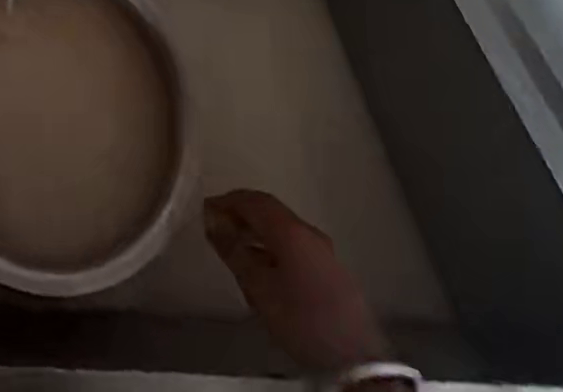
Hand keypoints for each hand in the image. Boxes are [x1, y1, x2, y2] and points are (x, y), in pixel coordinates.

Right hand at [204, 190, 390, 374]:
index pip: (253, 200)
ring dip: (257, 230)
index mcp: (290, 230)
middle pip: (269, 210)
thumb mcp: (258, 287)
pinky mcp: (331, 269)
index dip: (227, 200)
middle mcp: (309, 232)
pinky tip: (262, 264)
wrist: (356, 362)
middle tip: (217, 224)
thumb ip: (233, 250)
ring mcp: (323, 250)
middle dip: (241, 213)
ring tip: (235, 245)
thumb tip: (213, 222)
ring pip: (283, 228)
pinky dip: (272, 244)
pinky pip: (294, 244)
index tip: (206, 208)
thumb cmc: (300, 320)